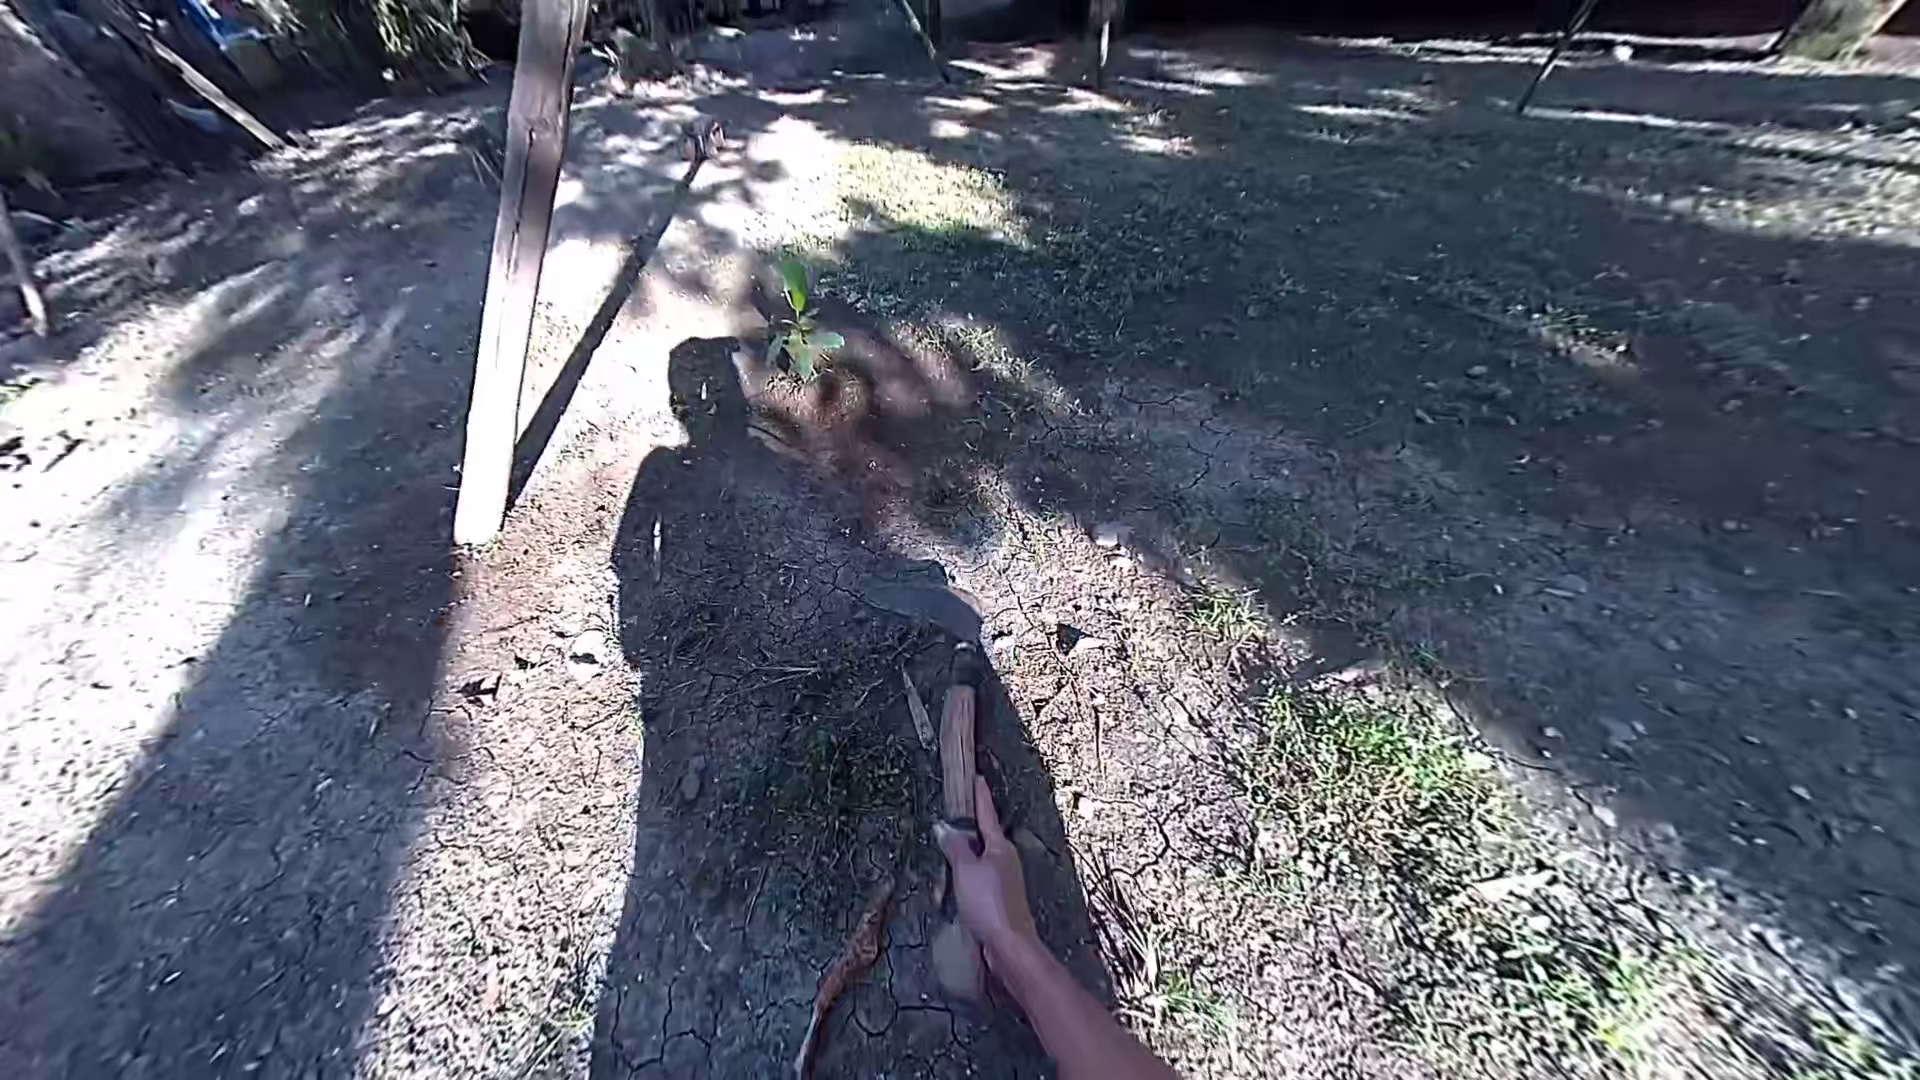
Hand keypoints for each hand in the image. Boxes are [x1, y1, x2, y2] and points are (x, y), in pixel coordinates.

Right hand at [933, 774, 1038, 954]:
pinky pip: (975, 886)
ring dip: (956, 875)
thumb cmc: (989, 903)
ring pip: (974, 867)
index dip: (980, 795)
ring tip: (941, 892)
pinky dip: (962, 890)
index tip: (977, 777)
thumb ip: (954, 847)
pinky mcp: (999, 900)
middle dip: (958, 845)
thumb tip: (943, 827)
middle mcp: (1005, 859)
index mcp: (1000, 846)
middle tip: (942, 843)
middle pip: (978, 842)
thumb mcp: (965, 871)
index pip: (987, 813)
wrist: (1011, 948)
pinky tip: (952, 903)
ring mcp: (1004, 880)